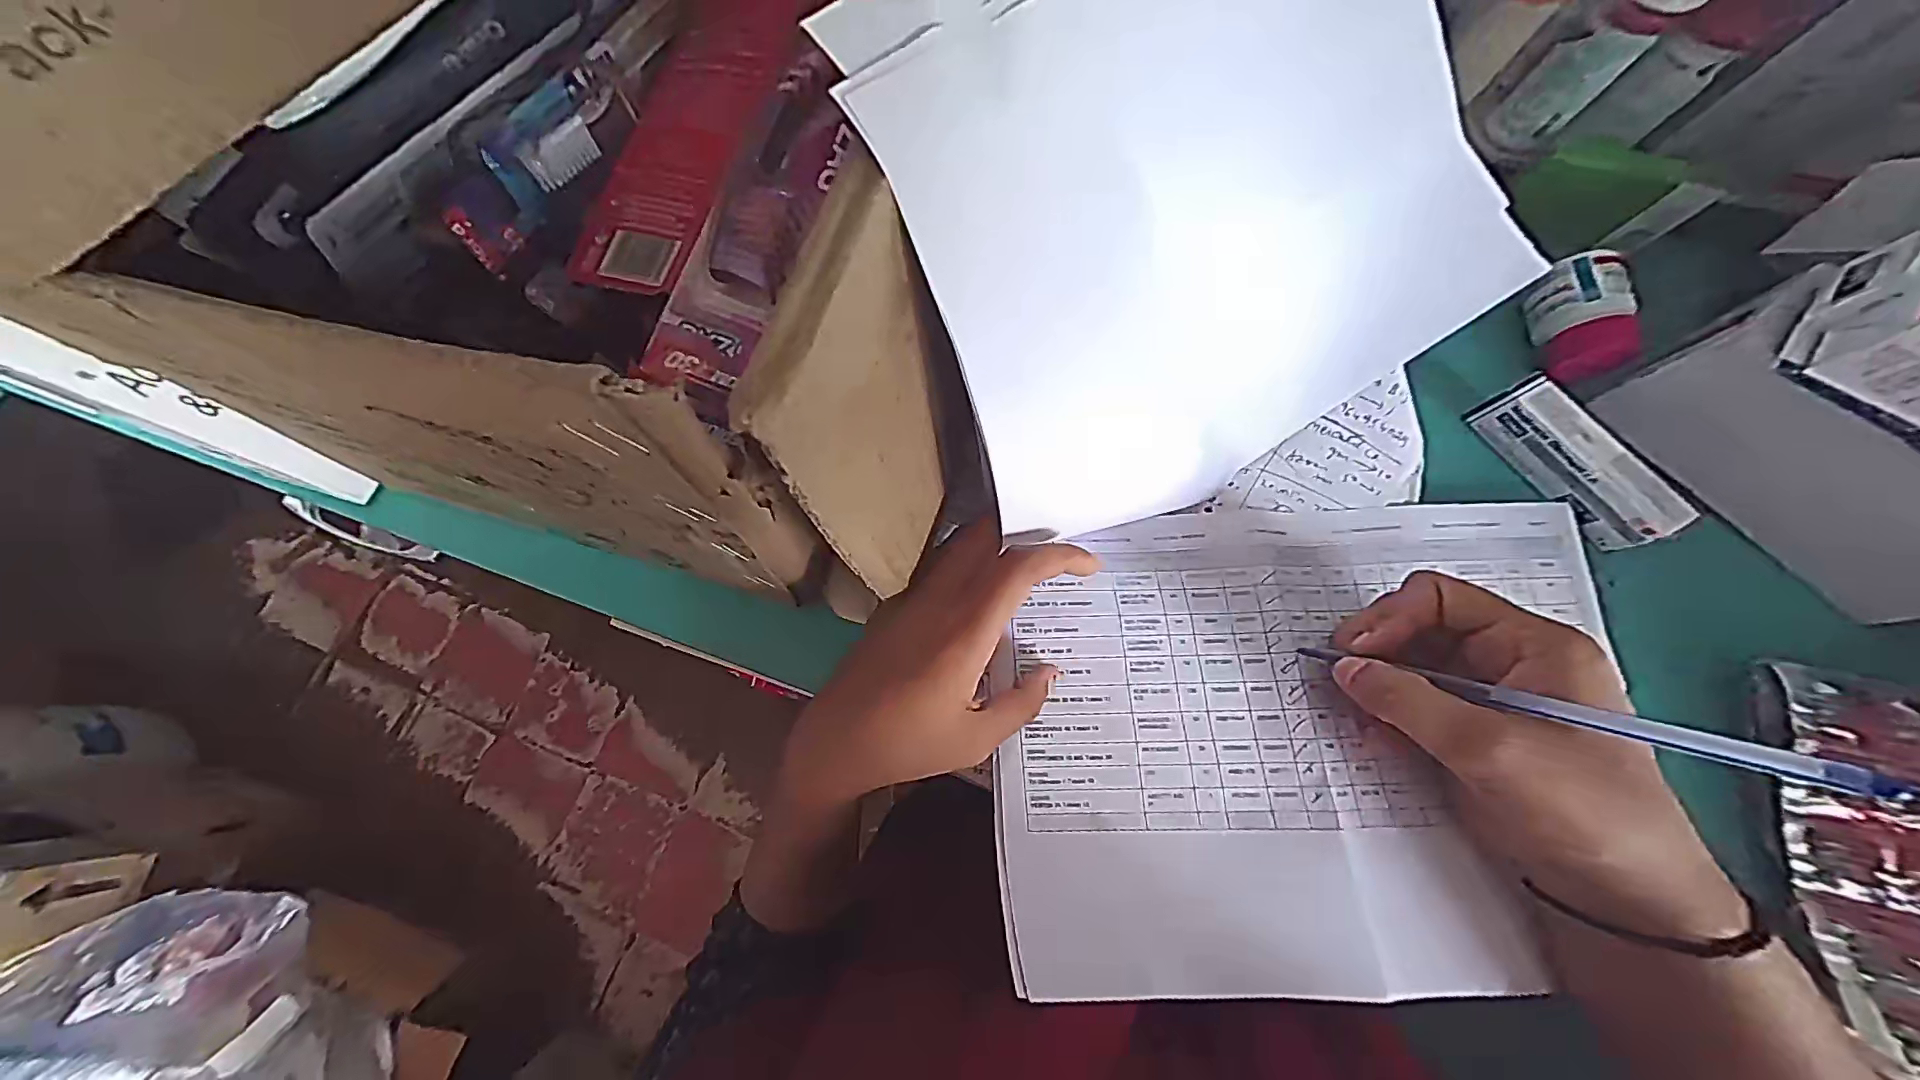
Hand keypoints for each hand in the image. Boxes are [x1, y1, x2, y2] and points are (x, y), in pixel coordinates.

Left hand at [776, 521, 1099, 810]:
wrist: (832, 742)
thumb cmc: (905, 746)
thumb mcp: (974, 740)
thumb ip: (1021, 704)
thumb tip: (1050, 673)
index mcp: (964, 633)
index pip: (1016, 570)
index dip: (1058, 557)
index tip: (1087, 566)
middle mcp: (937, 604)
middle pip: (984, 538)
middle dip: (1027, 534)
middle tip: (1058, 558)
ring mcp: (911, 601)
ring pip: (960, 548)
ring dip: (997, 546)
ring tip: (1026, 573)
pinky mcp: (895, 608)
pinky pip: (940, 571)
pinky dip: (971, 567)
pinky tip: (979, 605)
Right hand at [1331, 571, 1745, 939]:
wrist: (1628, 899)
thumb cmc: (1584, 811)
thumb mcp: (1489, 749)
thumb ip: (1408, 701)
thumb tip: (1344, 668)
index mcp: (1534, 646)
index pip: (1441, 599)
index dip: (1390, 617)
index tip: (1351, 651)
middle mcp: (1509, 662)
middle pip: (1419, 630)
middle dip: (1377, 654)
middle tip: (1343, 681)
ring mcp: (1488, 700)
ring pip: (1410, 669)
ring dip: (1377, 688)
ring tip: (1359, 718)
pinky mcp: (1470, 733)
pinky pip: (1413, 706)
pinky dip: (1387, 716)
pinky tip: (1377, 738)